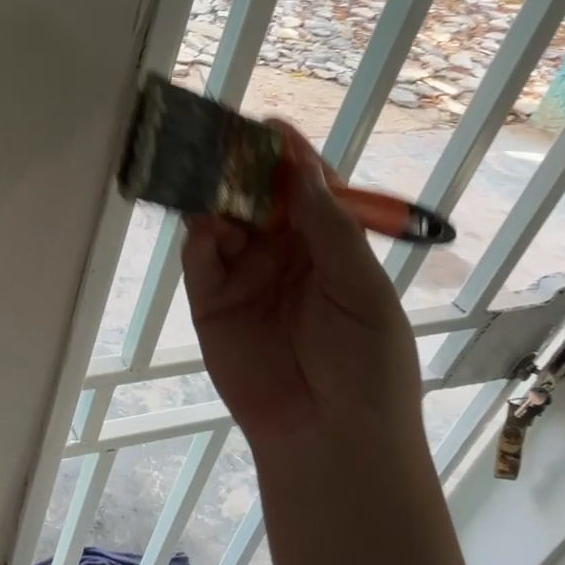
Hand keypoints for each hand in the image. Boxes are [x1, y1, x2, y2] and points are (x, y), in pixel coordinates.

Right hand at [180, 122, 420, 445]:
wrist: (329, 437)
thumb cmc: (367, 364)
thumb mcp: (361, 292)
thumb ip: (329, 230)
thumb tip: (299, 168)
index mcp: (328, 246)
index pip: (306, 189)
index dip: (289, 158)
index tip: (268, 127)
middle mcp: (281, 251)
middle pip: (255, 196)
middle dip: (239, 169)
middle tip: (219, 142)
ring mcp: (242, 273)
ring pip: (221, 219)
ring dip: (214, 199)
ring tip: (206, 181)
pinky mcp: (209, 298)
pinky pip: (198, 257)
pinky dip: (197, 238)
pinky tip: (204, 230)